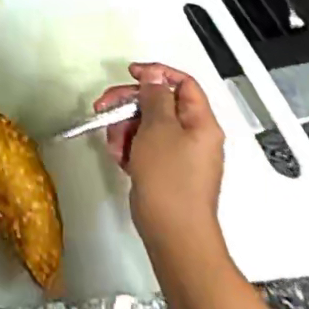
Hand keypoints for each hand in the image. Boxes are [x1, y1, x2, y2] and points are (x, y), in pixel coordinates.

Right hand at [94, 61, 224, 250]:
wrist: (173, 235)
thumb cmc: (170, 181)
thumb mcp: (158, 128)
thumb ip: (155, 97)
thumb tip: (154, 78)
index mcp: (201, 122)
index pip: (183, 83)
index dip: (157, 73)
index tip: (132, 74)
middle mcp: (194, 136)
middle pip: (160, 104)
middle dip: (131, 103)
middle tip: (106, 106)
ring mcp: (179, 155)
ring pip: (147, 125)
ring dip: (125, 128)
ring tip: (115, 143)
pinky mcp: (165, 171)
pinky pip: (144, 147)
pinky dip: (130, 147)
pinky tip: (121, 157)